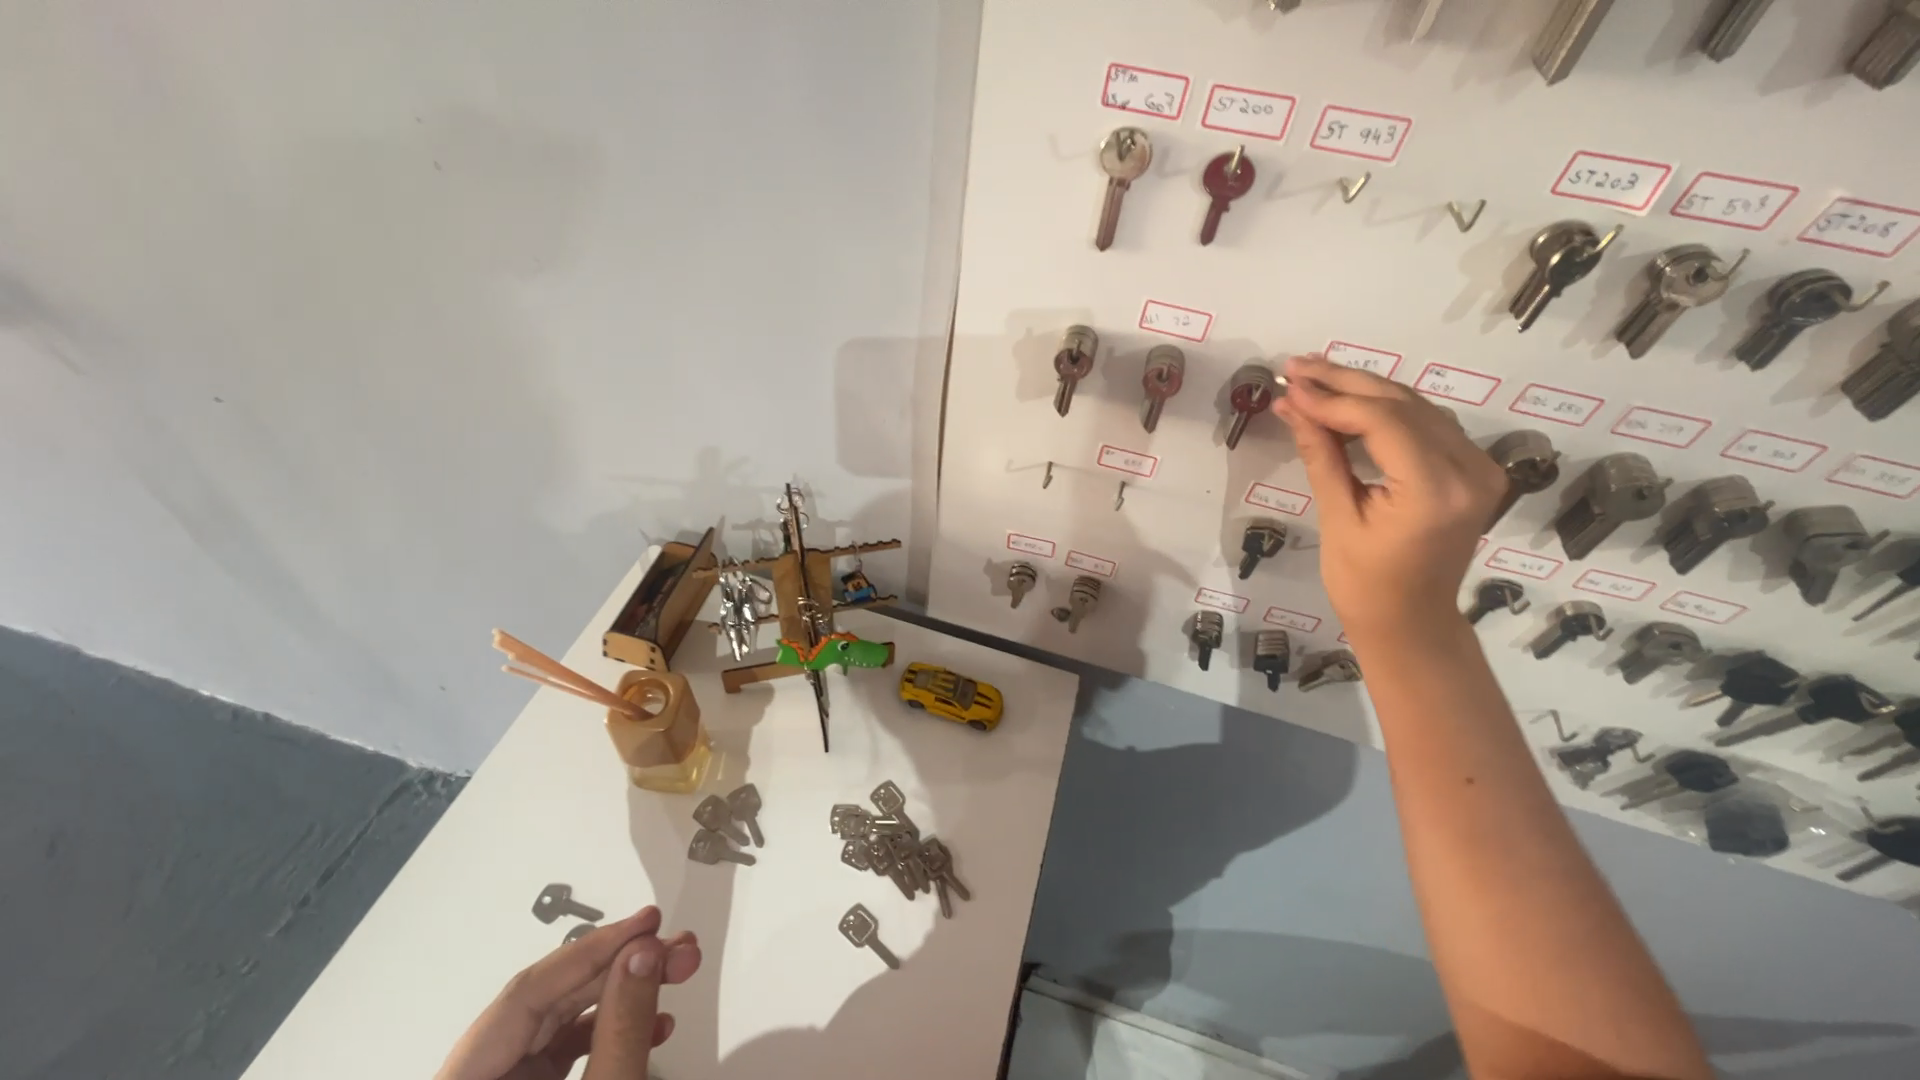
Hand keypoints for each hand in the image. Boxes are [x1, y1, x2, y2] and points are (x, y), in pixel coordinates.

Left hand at [437, 906, 702, 1079]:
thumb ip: (620, 1029)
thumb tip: (645, 953)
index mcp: (462, 1079)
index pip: (529, 989)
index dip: (594, 948)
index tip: (651, 921)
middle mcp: (472, 1073)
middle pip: (549, 1001)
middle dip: (622, 969)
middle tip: (681, 947)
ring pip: (562, 1021)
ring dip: (625, 995)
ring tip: (680, 971)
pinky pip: (565, 1049)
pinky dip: (613, 1032)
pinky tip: (656, 1023)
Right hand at [1273, 354, 1505, 638]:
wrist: (1410, 620)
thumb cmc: (1364, 583)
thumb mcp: (1337, 519)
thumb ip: (1320, 455)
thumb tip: (1292, 405)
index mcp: (1435, 491)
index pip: (1383, 422)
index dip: (1332, 399)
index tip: (1290, 386)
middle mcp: (1469, 470)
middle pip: (1403, 405)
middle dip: (1345, 383)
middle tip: (1298, 367)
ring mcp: (1478, 466)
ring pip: (1416, 407)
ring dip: (1364, 390)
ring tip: (1314, 377)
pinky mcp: (1474, 468)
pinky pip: (1426, 423)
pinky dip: (1385, 409)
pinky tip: (1349, 400)